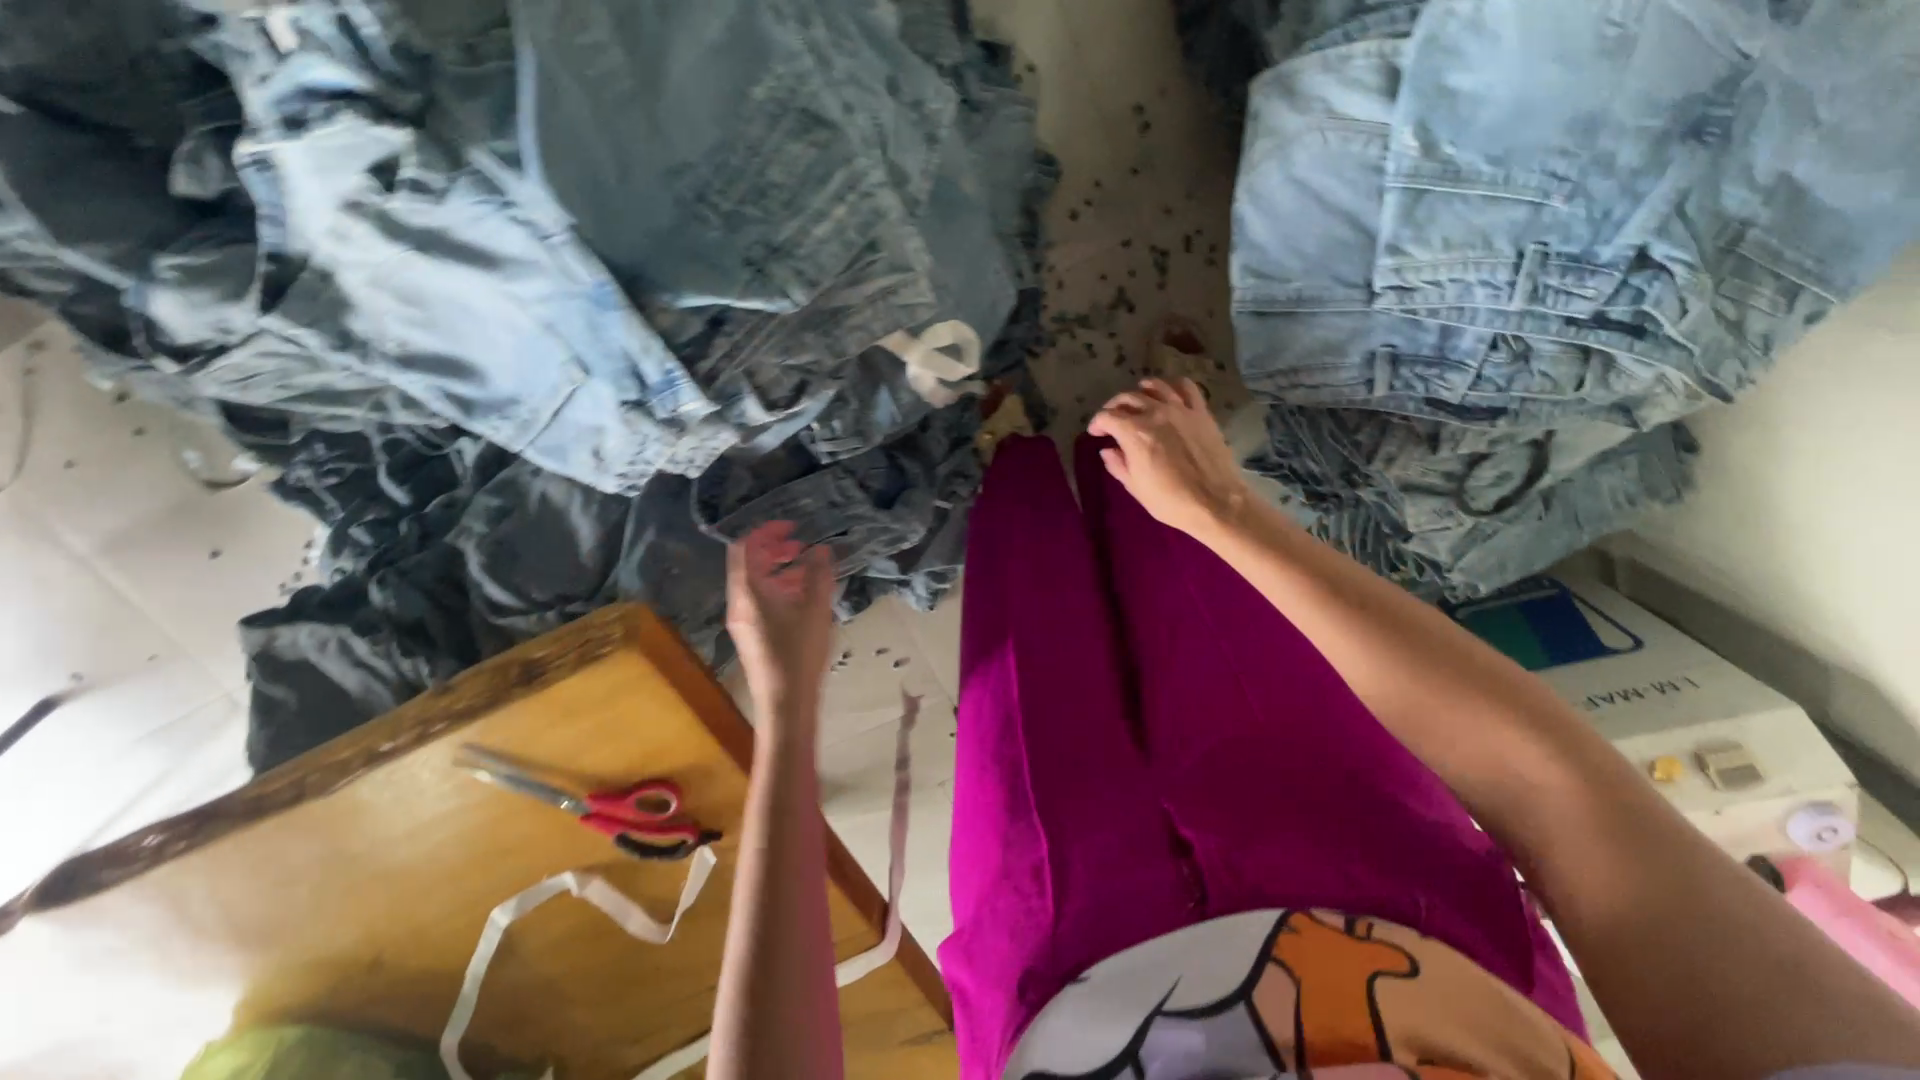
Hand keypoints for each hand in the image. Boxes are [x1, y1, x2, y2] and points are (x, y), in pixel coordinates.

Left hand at [727, 522, 835, 726]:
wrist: (784, 703)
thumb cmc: (798, 653)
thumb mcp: (815, 609)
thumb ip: (818, 574)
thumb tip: (820, 550)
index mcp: (748, 591)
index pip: (745, 547)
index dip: (767, 531)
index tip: (792, 527)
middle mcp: (738, 603)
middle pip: (748, 565)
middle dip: (774, 550)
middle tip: (801, 545)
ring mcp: (743, 622)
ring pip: (756, 585)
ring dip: (779, 571)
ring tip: (808, 571)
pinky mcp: (752, 637)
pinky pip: (760, 602)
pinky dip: (779, 590)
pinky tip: (804, 599)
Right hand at [1088, 377, 1250, 540]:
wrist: (1215, 503)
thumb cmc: (1170, 501)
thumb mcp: (1135, 487)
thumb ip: (1118, 464)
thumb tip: (1107, 450)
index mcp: (1135, 432)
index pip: (1107, 416)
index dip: (1097, 423)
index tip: (1096, 433)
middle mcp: (1155, 413)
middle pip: (1128, 398)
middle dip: (1114, 407)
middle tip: (1112, 418)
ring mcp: (1180, 410)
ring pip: (1155, 386)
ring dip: (1141, 391)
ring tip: (1138, 399)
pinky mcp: (1201, 412)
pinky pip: (1186, 387)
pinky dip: (1173, 385)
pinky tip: (1169, 393)